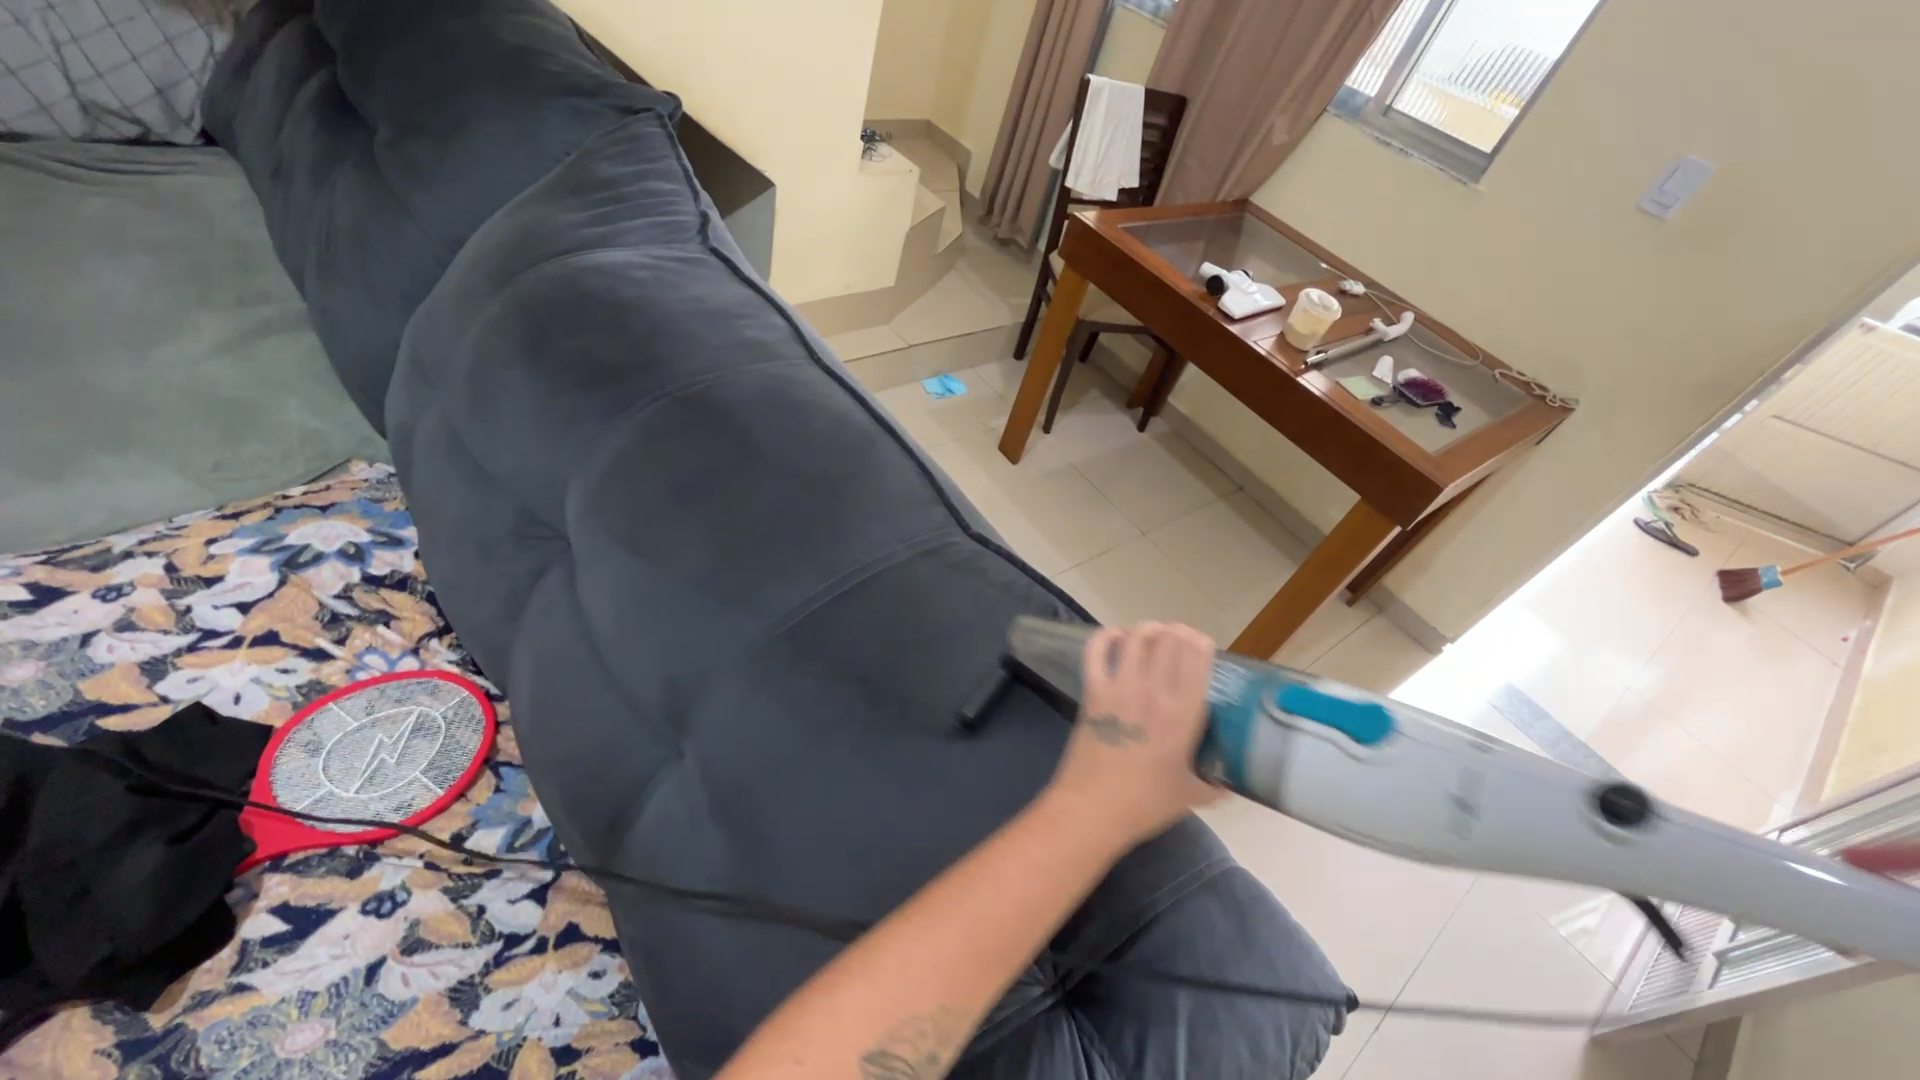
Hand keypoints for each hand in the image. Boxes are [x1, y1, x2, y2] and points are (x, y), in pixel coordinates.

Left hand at [1042, 622, 1221, 853]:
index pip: (1198, 659)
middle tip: (1178, 638)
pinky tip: (1115, 636)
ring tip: (1152, 634)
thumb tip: (1227, 785)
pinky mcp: (1092, 692)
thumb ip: (1212, 786)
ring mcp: (1120, 688)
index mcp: (1184, 715)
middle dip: (1177, 632)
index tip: (1202, 646)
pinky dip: (1106, 636)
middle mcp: (1154, 692)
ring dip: (1147, 630)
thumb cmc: (1144, 805)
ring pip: (1137, 638)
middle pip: (1169, 640)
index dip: (1201, 644)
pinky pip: (1097, 650)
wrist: (1093, 810)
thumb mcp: (1189, 796)